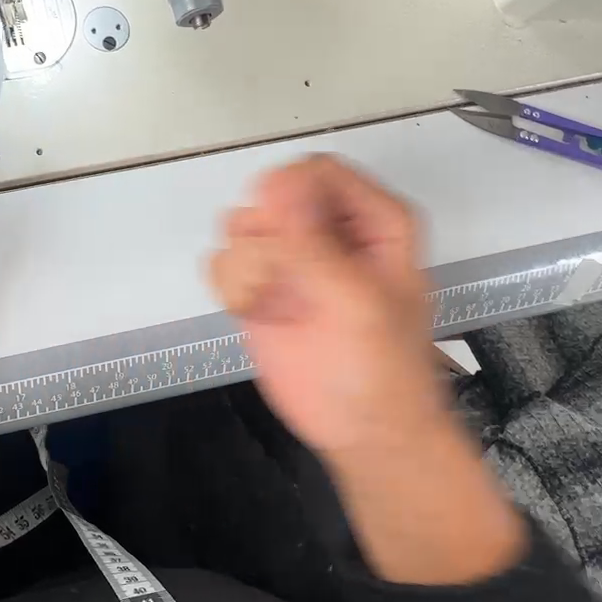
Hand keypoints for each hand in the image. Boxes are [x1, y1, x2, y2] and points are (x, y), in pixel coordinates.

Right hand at [207, 155, 525, 583]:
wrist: (360, 430)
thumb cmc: (380, 367)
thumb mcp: (355, 300)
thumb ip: (313, 241)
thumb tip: (276, 181)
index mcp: (371, 220)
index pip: (316, 172)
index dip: (288, 196)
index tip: (281, 235)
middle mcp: (325, 231)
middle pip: (267, 196)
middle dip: (263, 237)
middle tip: (281, 276)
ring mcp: (287, 259)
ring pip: (237, 229)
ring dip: (245, 268)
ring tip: (272, 301)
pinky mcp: (257, 287)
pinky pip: (222, 263)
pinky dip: (230, 288)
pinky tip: (255, 312)